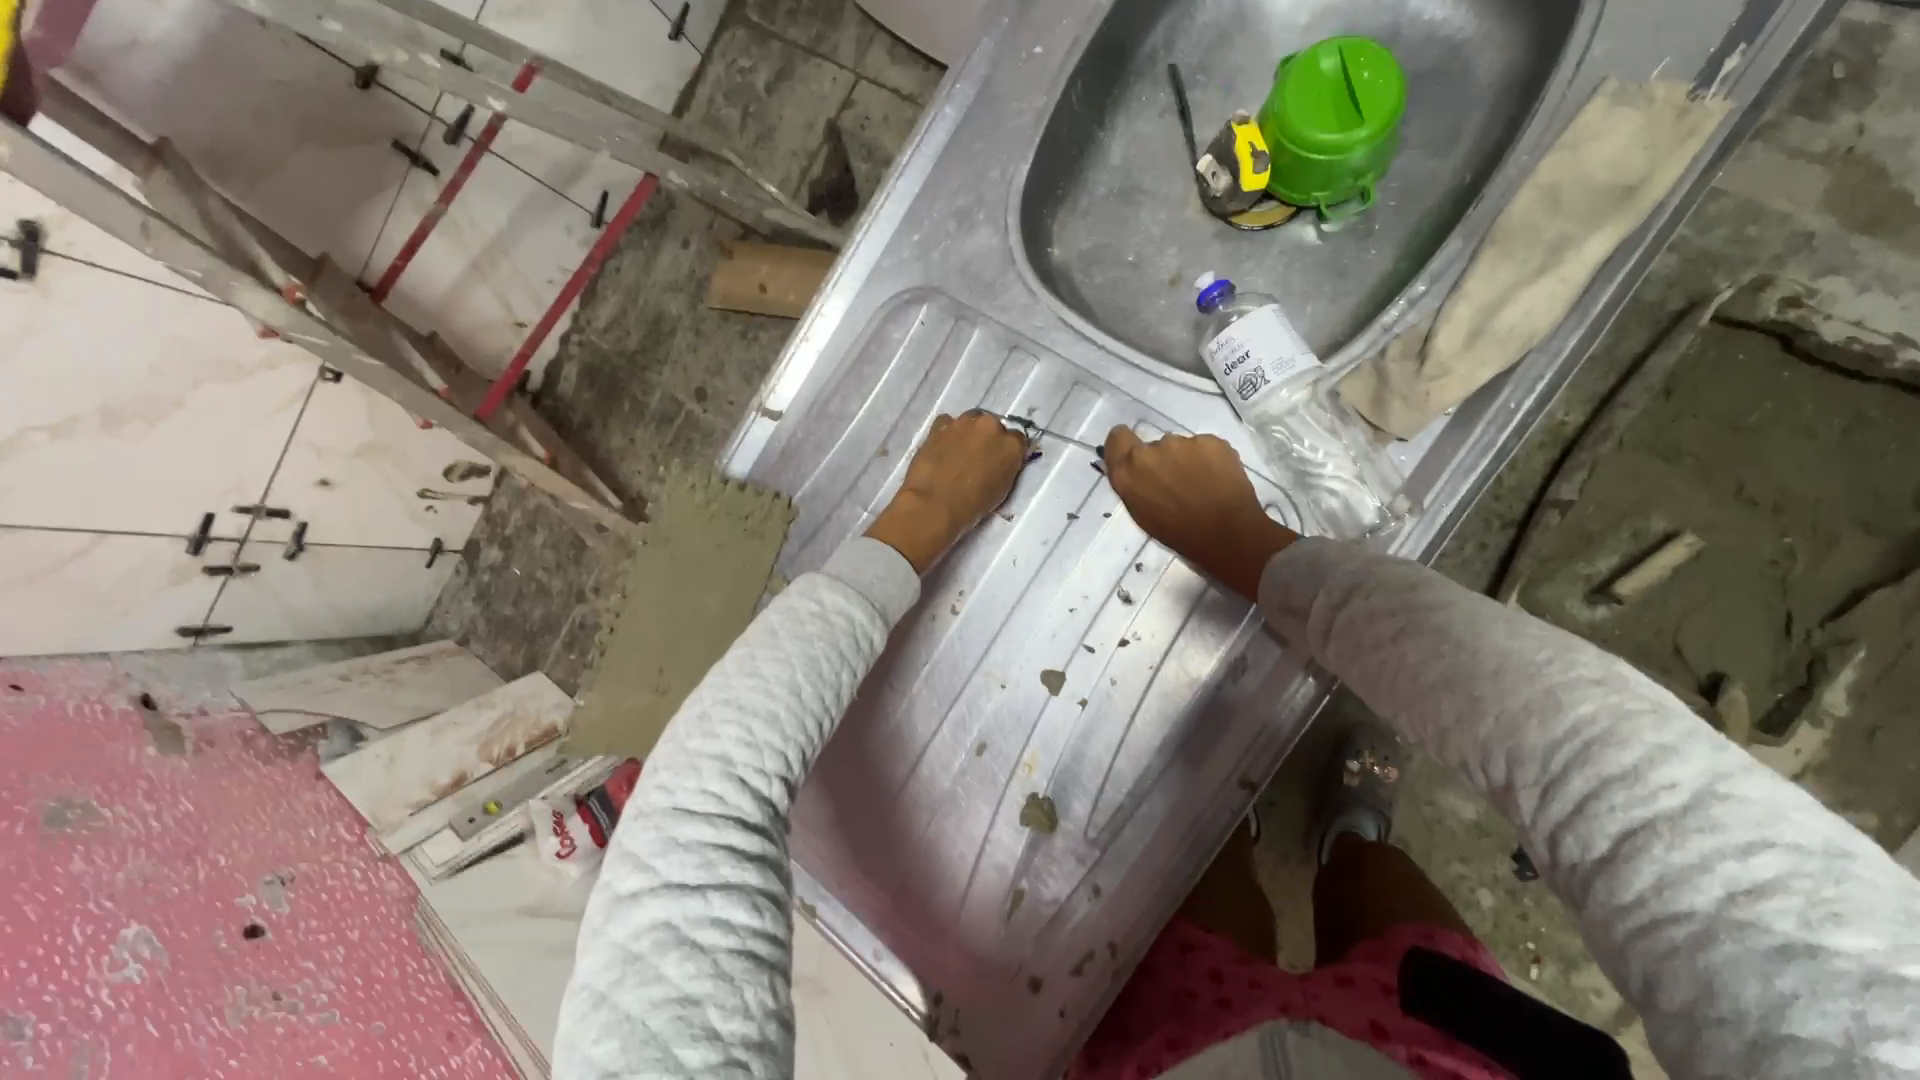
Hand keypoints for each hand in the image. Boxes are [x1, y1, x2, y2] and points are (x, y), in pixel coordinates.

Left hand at [866, 411, 1028, 572]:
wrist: (935, 504)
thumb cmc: (973, 505)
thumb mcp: (1002, 488)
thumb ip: (1006, 467)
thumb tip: (1000, 461)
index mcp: (1012, 445)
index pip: (1017, 440)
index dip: (1007, 451)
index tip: (999, 461)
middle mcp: (991, 426)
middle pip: (993, 426)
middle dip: (987, 438)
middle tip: (977, 457)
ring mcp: (964, 423)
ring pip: (970, 421)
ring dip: (967, 433)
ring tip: (958, 453)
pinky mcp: (940, 425)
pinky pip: (947, 423)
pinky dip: (946, 433)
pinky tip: (941, 449)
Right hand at [1103, 427, 1296, 600]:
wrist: (1225, 533)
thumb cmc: (1177, 532)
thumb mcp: (1141, 512)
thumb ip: (1134, 483)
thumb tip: (1140, 472)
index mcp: (1128, 471)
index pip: (1118, 437)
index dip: (1127, 444)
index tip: (1138, 456)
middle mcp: (1150, 451)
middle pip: (1153, 445)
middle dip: (1163, 459)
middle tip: (1178, 483)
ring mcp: (1182, 442)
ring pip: (1181, 446)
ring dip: (1187, 460)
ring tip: (1203, 484)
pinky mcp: (1211, 440)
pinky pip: (1205, 446)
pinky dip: (1210, 459)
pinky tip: (1219, 479)